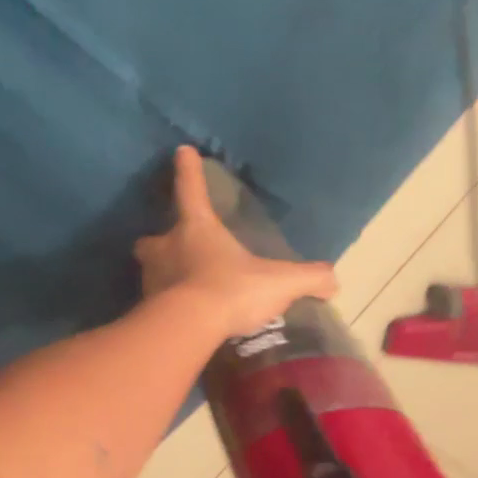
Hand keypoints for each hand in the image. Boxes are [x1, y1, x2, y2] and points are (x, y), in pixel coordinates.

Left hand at [134, 146, 338, 337]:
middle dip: (163, 242)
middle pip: (155, 237)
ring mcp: (151, 274)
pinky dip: (164, 304)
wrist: (188, 326)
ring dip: (165, 274)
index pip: (190, 189)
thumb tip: (332, 278)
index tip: (182, 150)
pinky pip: (154, 299)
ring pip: (153, 267)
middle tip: (179, 253)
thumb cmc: (230, 289)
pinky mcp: (145, 302)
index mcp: (195, 227)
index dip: (187, 169)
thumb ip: (307, 278)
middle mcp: (165, 244)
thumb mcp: (278, 283)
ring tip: (184, 290)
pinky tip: (179, 317)